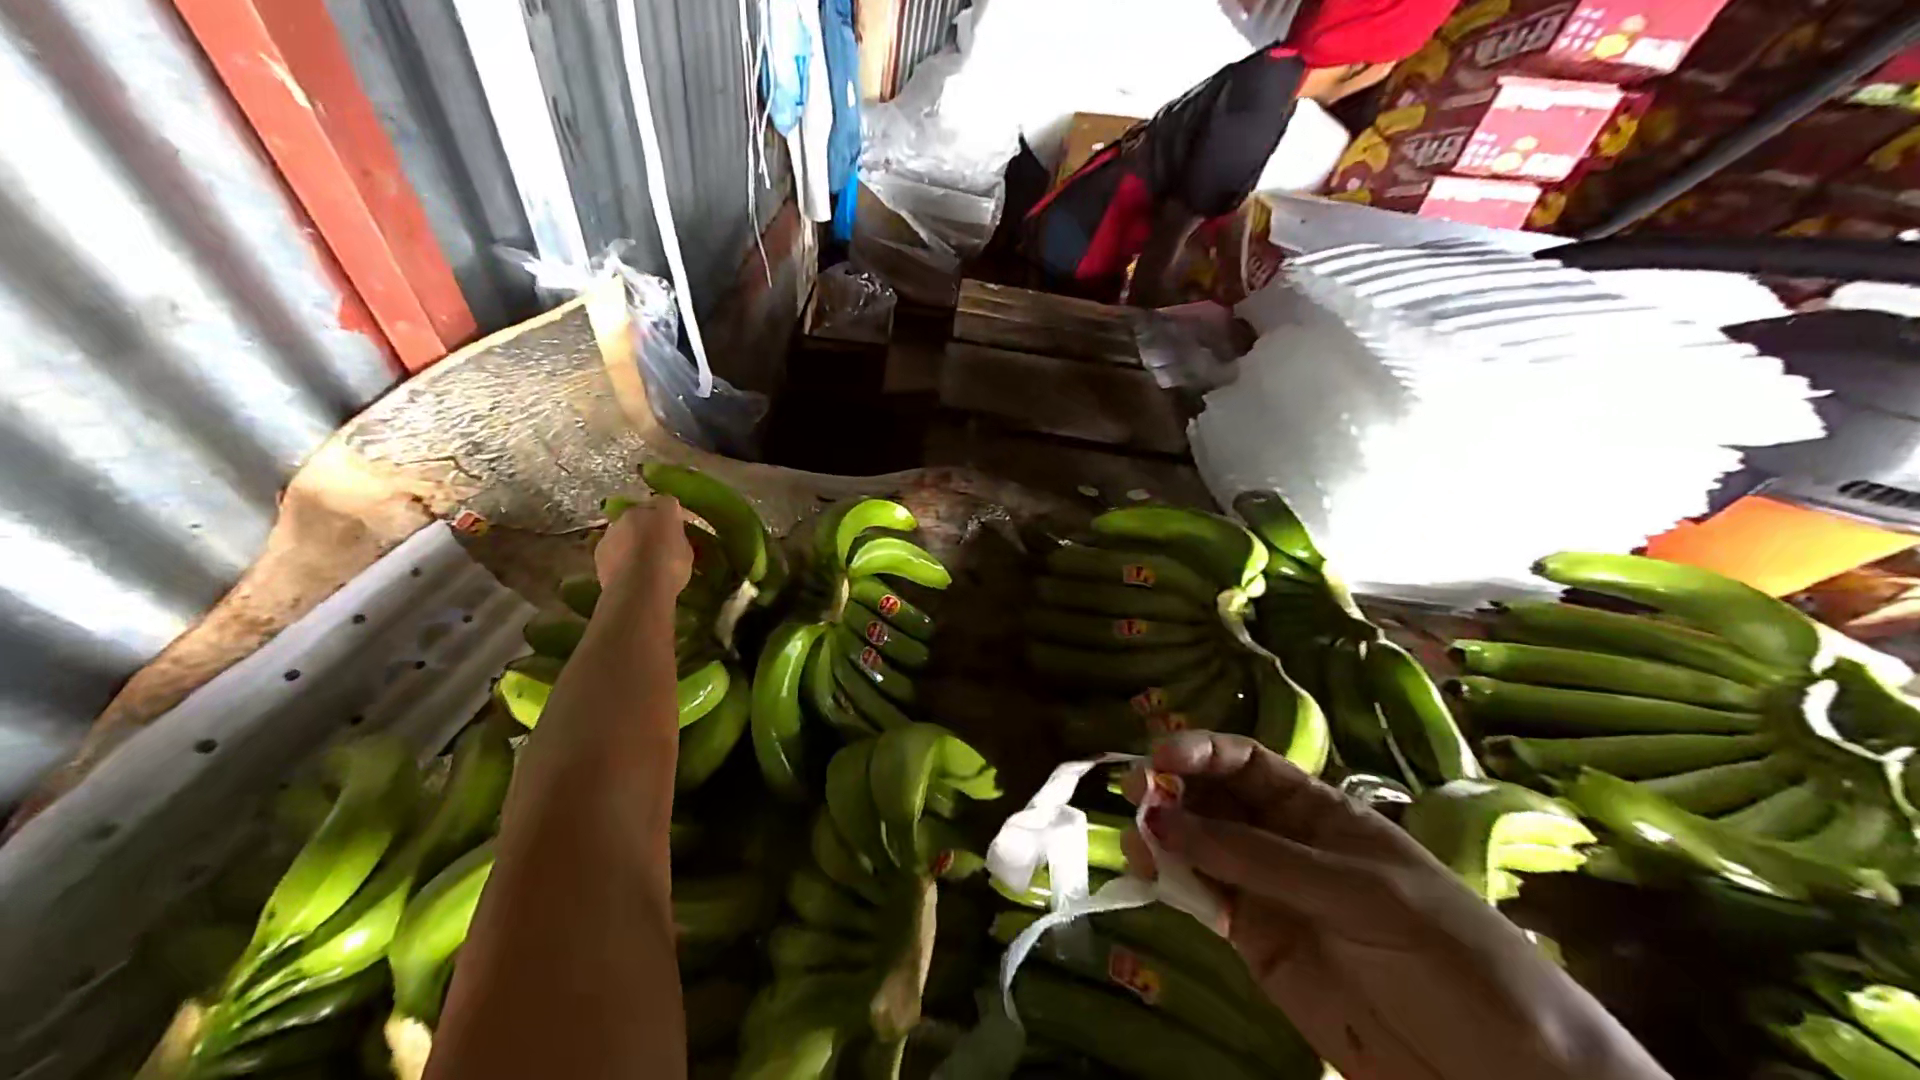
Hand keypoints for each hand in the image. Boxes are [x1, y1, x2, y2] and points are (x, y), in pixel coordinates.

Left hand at [594, 496, 693, 602]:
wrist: (637, 589)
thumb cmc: (670, 569)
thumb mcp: (686, 552)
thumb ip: (678, 538)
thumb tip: (672, 538)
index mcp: (661, 512)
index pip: (669, 503)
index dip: (675, 513)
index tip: (681, 525)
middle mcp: (634, 514)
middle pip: (643, 512)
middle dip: (651, 523)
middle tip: (660, 539)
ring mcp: (613, 529)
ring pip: (625, 528)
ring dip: (633, 536)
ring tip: (641, 556)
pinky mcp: (599, 548)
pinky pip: (614, 545)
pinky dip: (620, 552)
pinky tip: (627, 567)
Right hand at [1121, 733, 1668, 1079]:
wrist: (1498, 1072)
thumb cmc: (1447, 952)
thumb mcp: (1360, 892)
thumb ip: (1261, 859)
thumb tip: (1164, 821)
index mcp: (1319, 810)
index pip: (1248, 763)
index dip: (1203, 752)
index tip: (1161, 755)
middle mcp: (1283, 841)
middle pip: (1213, 799)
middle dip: (1172, 790)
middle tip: (1137, 794)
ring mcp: (1265, 891)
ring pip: (1199, 848)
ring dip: (1163, 837)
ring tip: (1137, 842)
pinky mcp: (1252, 940)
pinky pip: (1202, 898)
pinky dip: (1172, 884)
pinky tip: (1150, 876)